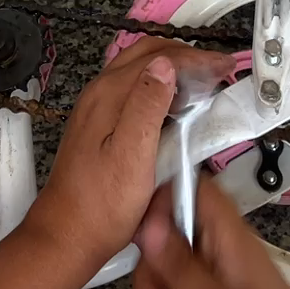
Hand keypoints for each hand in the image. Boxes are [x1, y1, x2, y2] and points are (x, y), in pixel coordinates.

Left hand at [20, 37, 235, 269]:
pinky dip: (158, 85)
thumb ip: (147, 106)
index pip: (157, 58)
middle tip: (215, 68)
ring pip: (138, 68)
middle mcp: (99, 93)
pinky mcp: (99, 123)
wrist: (68, 235)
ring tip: (200, 82)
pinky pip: (132, 87)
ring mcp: (97, 107)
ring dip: (171, 67)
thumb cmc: (100, 206)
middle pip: (145, 53)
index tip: (221, 66)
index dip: (194, 58)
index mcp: (109, 95)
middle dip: (184, 54)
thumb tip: (165, 66)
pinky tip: (173, 105)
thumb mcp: (131, 156)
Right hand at [134, 176, 289, 288]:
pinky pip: (187, 275)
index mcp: (231, 231)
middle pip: (176, 223)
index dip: (163, 195)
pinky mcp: (223, 287)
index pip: (193, 182)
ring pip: (177, 253)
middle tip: (158, 287)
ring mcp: (225, 266)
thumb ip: (178, 257)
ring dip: (161, 279)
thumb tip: (149, 220)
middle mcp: (228, 243)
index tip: (145, 227)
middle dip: (157, 255)